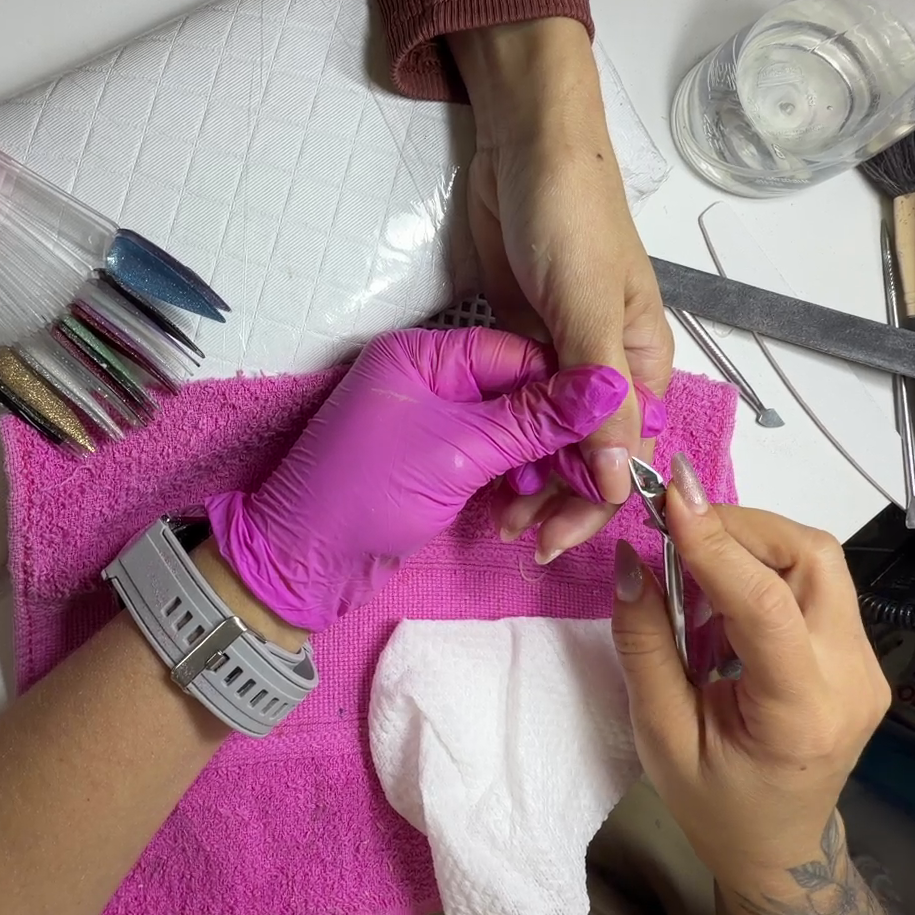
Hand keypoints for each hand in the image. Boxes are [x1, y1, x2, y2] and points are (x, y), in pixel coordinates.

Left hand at [207, 327, 625, 631]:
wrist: (305, 560)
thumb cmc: (367, 494)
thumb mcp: (457, 451)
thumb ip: (534, 420)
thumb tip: (609, 390)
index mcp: (425, 354)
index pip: (519, 356)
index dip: (568, 392)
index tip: (608, 432)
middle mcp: (431, 377)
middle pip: (519, 393)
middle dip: (554, 439)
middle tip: (586, 483)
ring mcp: (434, 418)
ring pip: (510, 430)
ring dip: (536, 467)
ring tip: (547, 509)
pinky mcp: (436, 456)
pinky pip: (491, 457)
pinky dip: (513, 481)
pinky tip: (526, 510)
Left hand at [449, 18, 672, 562]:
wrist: (526, 147)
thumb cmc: (571, 220)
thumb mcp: (587, 310)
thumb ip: (599, 395)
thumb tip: (621, 481)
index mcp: (639, 362)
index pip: (624, 451)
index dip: (592, 499)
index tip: (554, 536)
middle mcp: (603, 366)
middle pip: (586, 449)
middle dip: (556, 493)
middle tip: (515, 530)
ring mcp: (557, 352)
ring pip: (547, 430)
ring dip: (527, 469)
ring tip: (496, 508)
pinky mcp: (519, 337)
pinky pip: (516, 400)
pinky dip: (506, 431)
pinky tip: (485, 460)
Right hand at [610, 454, 889, 909]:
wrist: (779, 846)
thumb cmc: (713, 801)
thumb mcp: (659, 732)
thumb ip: (643, 643)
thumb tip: (631, 560)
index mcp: (800, 711)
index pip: (765, 604)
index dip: (715, 543)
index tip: (670, 496)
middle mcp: (851, 676)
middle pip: (812, 558)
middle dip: (740, 524)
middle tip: (676, 523)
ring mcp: (862, 661)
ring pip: (816, 558)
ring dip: (749, 537)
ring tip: (690, 554)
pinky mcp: (852, 649)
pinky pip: (810, 579)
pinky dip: (758, 560)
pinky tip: (716, 585)